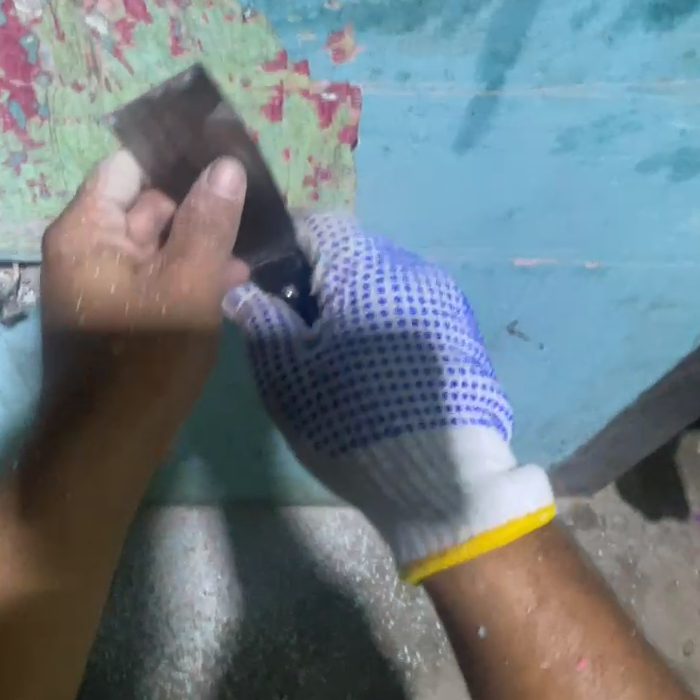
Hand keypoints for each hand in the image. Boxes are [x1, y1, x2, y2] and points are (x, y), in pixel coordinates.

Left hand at [39, 149, 249, 416]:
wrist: (106, 446)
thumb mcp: (187, 285)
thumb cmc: (144, 361)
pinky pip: (153, 274)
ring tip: (252, 237)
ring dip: (198, 240)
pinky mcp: (117, 310)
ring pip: (155, 241)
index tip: (224, 152)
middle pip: (144, 202)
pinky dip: (186, 272)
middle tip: (251, 194)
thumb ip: (208, 222)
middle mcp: (85, 247)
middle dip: (196, 200)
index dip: (174, 156)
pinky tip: (232, 276)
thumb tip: (225, 167)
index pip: (127, 166)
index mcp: (87, 229)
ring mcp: (100, 280)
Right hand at [227, 215, 555, 581]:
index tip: (266, 276)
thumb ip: (261, 318)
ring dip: (354, 295)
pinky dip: (384, 316)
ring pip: (382, 276)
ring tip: (335, 344)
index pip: (320, 222)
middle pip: (353, 248)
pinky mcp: (461, 329)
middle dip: (321, 271)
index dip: (287, 241)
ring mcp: (442, 298)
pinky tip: (374, 362)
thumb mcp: (287, 372)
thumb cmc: (348, 416)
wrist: (438, 476)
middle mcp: (408, 268)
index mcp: (362, 268)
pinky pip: (410, 303)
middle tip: (295, 316)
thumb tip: (238, 288)